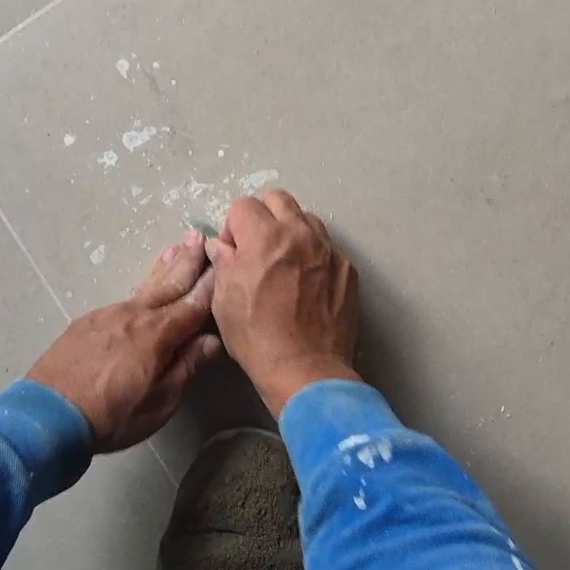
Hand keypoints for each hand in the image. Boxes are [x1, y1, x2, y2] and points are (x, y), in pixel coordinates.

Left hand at [28, 230, 225, 452]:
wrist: (48, 415)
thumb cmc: (111, 415)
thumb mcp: (159, 402)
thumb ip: (186, 368)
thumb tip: (212, 341)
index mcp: (158, 335)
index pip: (194, 303)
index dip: (212, 284)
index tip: (226, 263)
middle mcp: (134, 315)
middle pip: (168, 283)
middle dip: (187, 261)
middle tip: (200, 236)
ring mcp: (108, 315)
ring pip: (143, 287)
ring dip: (163, 268)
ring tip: (174, 249)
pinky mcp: (87, 323)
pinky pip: (122, 298)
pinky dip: (139, 287)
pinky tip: (140, 288)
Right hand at [205, 189, 359, 417]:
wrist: (306, 369)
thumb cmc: (257, 338)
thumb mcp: (224, 301)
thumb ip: (223, 263)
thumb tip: (222, 246)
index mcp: (265, 237)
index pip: (242, 206)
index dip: (231, 228)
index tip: (231, 253)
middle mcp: (300, 233)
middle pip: (278, 199)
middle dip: (261, 217)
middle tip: (255, 248)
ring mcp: (329, 250)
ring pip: (306, 219)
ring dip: (290, 232)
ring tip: (283, 263)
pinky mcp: (347, 269)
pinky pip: (326, 247)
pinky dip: (312, 255)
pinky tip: (305, 283)